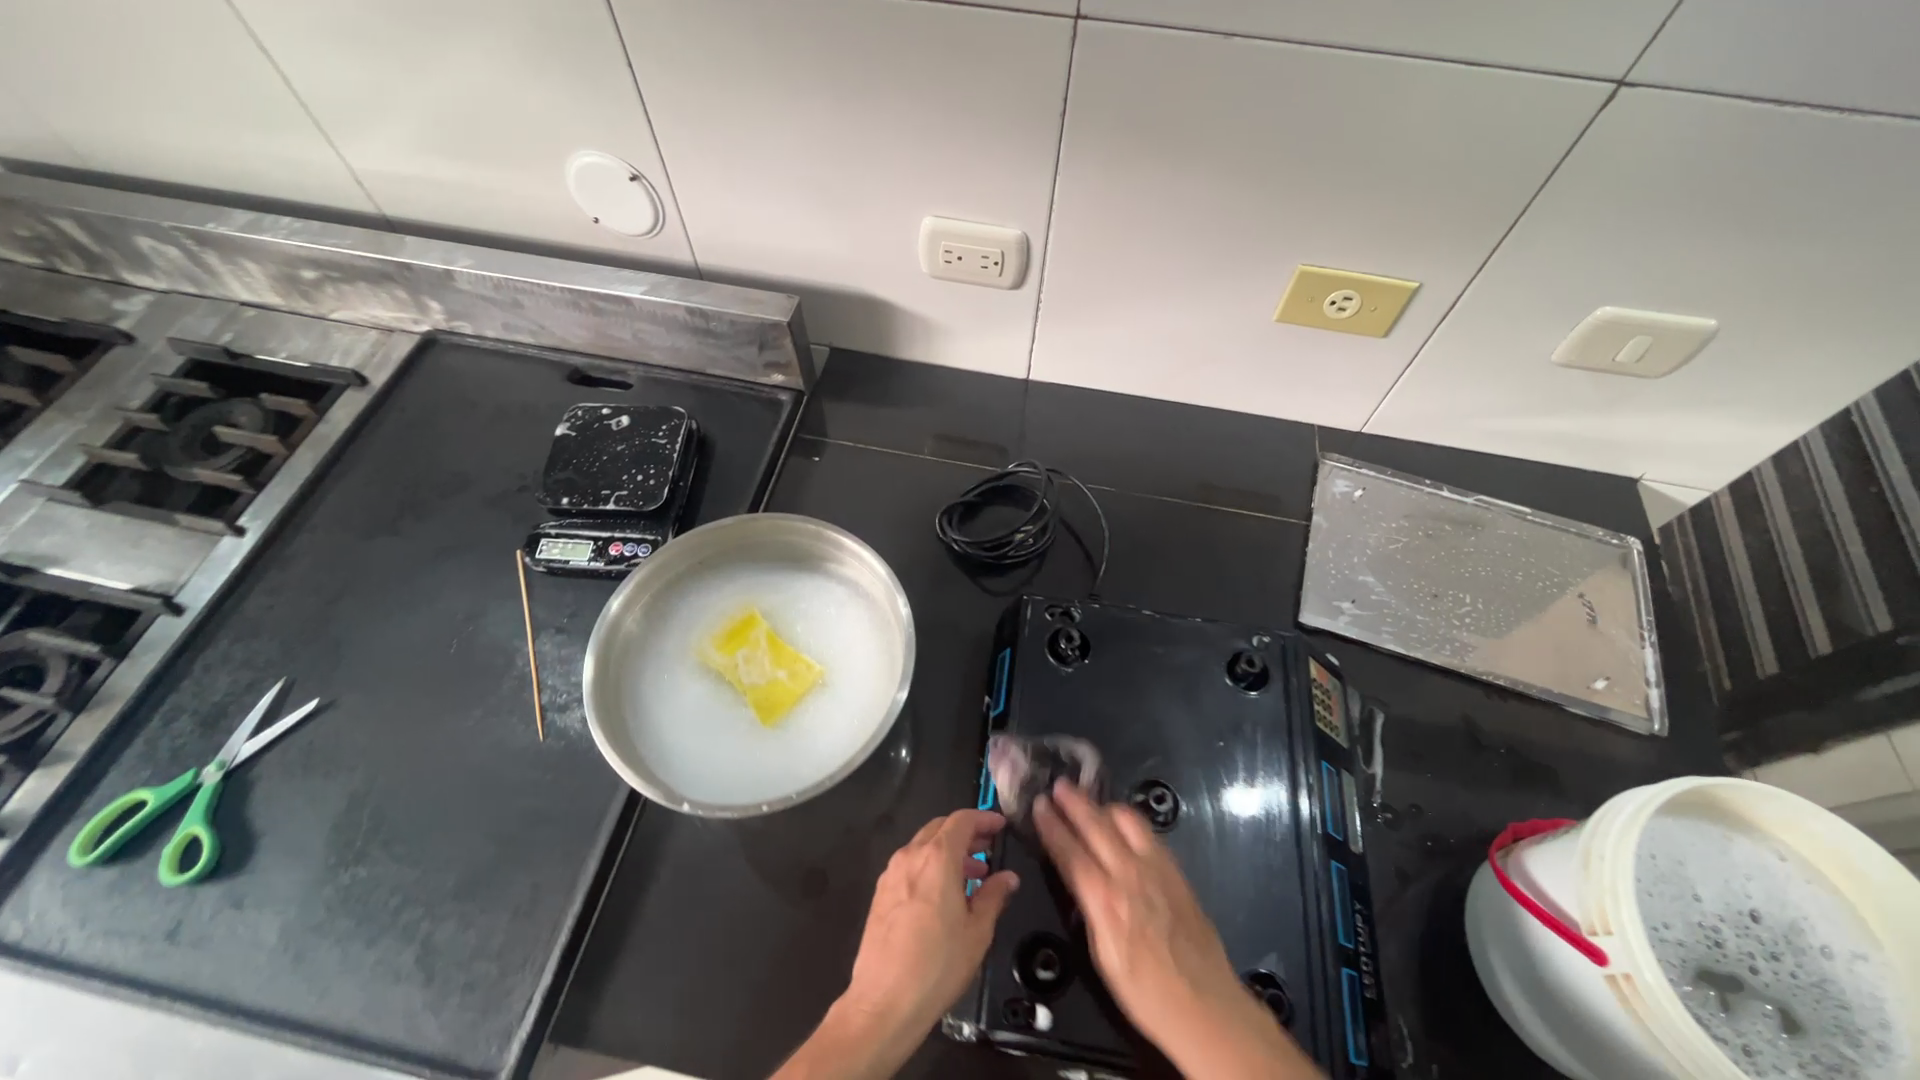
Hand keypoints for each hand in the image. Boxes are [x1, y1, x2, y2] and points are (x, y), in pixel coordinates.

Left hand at [843, 808, 1019, 1035]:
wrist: (885, 1000)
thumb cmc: (938, 964)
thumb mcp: (977, 931)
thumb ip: (993, 896)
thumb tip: (1008, 877)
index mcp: (937, 858)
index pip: (961, 820)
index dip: (983, 818)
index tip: (1000, 826)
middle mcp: (910, 857)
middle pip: (939, 829)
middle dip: (965, 833)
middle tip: (987, 849)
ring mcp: (890, 875)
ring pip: (922, 847)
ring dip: (947, 851)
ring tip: (971, 876)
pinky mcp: (880, 894)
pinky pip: (909, 867)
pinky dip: (930, 867)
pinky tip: (943, 895)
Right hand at [1034, 780, 1321, 1079]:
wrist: (1205, 1006)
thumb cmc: (1146, 993)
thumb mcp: (1101, 957)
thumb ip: (1087, 911)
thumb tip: (1076, 885)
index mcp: (1106, 900)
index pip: (1070, 851)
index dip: (1052, 826)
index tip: (1039, 807)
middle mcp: (1131, 875)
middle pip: (1097, 825)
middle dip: (1074, 802)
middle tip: (1058, 786)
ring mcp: (1159, 870)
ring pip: (1128, 820)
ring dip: (1103, 806)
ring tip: (1088, 800)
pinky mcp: (1178, 873)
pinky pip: (1150, 834)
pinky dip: (1129, 820)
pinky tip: (1123, 823)